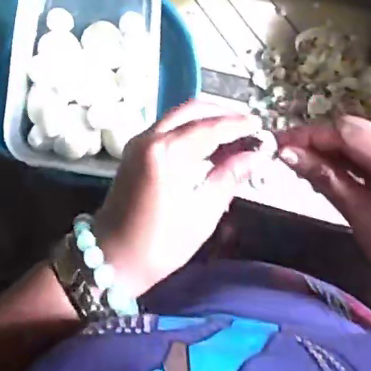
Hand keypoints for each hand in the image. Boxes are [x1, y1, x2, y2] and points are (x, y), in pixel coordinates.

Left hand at [92, 100, 266, 299]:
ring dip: (207, 119)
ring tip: (234, 134)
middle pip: (192, 110)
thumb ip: (229, 178)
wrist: (110, 260)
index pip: (208, 127)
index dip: (237, 125)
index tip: (259, 125)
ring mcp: (140, 141)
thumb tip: (255, 156)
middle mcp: (149, 137)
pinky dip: (191, 128)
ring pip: (179, 115)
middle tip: (247, 126)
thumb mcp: (202, 214)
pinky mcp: (136, 149)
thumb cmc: (159, 245)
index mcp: (165, 153)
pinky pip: (169, 127)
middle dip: (222, 113)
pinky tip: (210, 144)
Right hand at [277, 115, 370, 314]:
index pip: (347, 131)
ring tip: (304, 166)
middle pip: (356, 132)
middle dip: (320, 141)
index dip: (309, 134)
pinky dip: (354, 162)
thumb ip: (326, 179)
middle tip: (287, 157)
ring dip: (335, 151)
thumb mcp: (362, 217)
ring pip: (366, 142)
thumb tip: (287, 154)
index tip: (277, 143)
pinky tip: (334, 174)